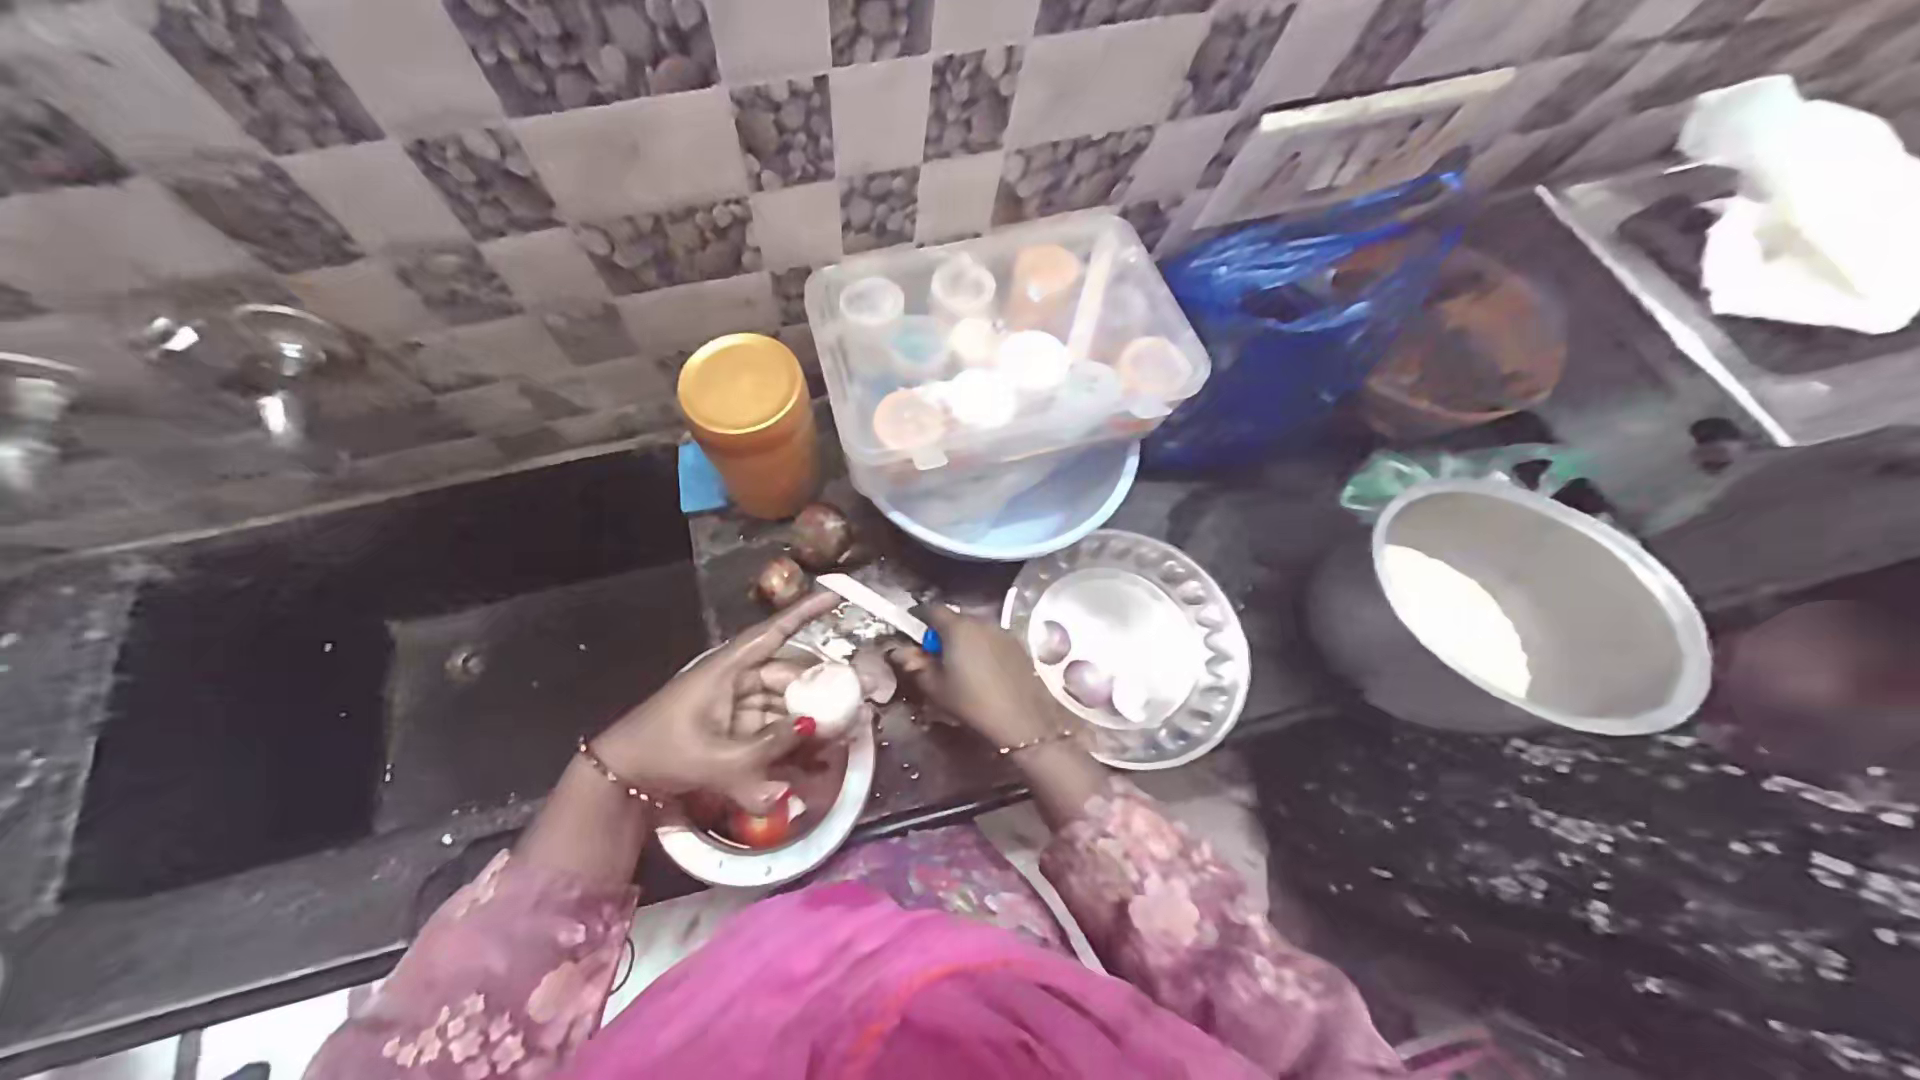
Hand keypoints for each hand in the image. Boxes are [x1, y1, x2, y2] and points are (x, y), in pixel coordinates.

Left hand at [590, 591, 837, 813]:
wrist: (619, 778)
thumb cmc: (660, 752)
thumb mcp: (714, 756)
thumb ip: (766, 747)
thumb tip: (811, 727)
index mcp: (725, 670)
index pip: (771, 634)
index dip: (803, 614)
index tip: (834, 598)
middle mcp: (735, 680)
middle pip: (787, 676)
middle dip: (821, 689)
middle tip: (857, 699)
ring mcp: (735, 705)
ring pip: (783, 704)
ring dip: (809, 719)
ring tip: (841, 733)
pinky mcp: (733, 728)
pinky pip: (771, 727)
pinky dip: (790, 738)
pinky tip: (813, 754)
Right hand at [886, 604, 1071, 749]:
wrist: (1022, 718)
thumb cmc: (971, 701)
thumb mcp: (935, 687)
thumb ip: (915, 664)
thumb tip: (899, 650)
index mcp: (957, 627)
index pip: (931, 609)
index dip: (918, 619)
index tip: (913, 636)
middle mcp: (981, 621)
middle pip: (954, 617)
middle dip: (941, 632)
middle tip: (935, 656)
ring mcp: (1002, 630)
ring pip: (974, 627)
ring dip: (964, 639)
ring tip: (961, 665)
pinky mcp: (1017, 643)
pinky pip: (991, 638)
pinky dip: (982, 647)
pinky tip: (984, 671)